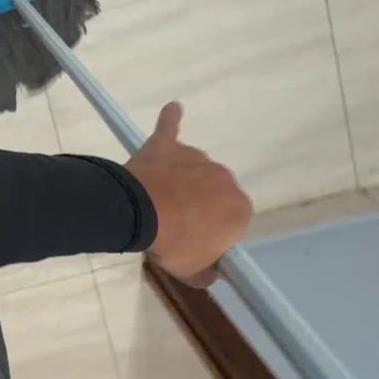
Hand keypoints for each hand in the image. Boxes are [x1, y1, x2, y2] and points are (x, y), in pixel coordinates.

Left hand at [126, 102, 250, 287]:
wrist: (138, 213)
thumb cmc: (173, 243)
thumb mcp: (196, 271)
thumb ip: (210, 270)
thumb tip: (214, 269)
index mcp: (239, 208)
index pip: (231, 220)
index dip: (210, 230)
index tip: (193, 237)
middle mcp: (223, 177)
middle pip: (212, 190)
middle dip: (196, 202)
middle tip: (172, 218)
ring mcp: (193, 157)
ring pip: (190, 168)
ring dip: (178, 178)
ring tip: (156, 195)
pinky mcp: (164, 145)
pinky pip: (169, 128)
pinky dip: (170, 118)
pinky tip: (174, 108)